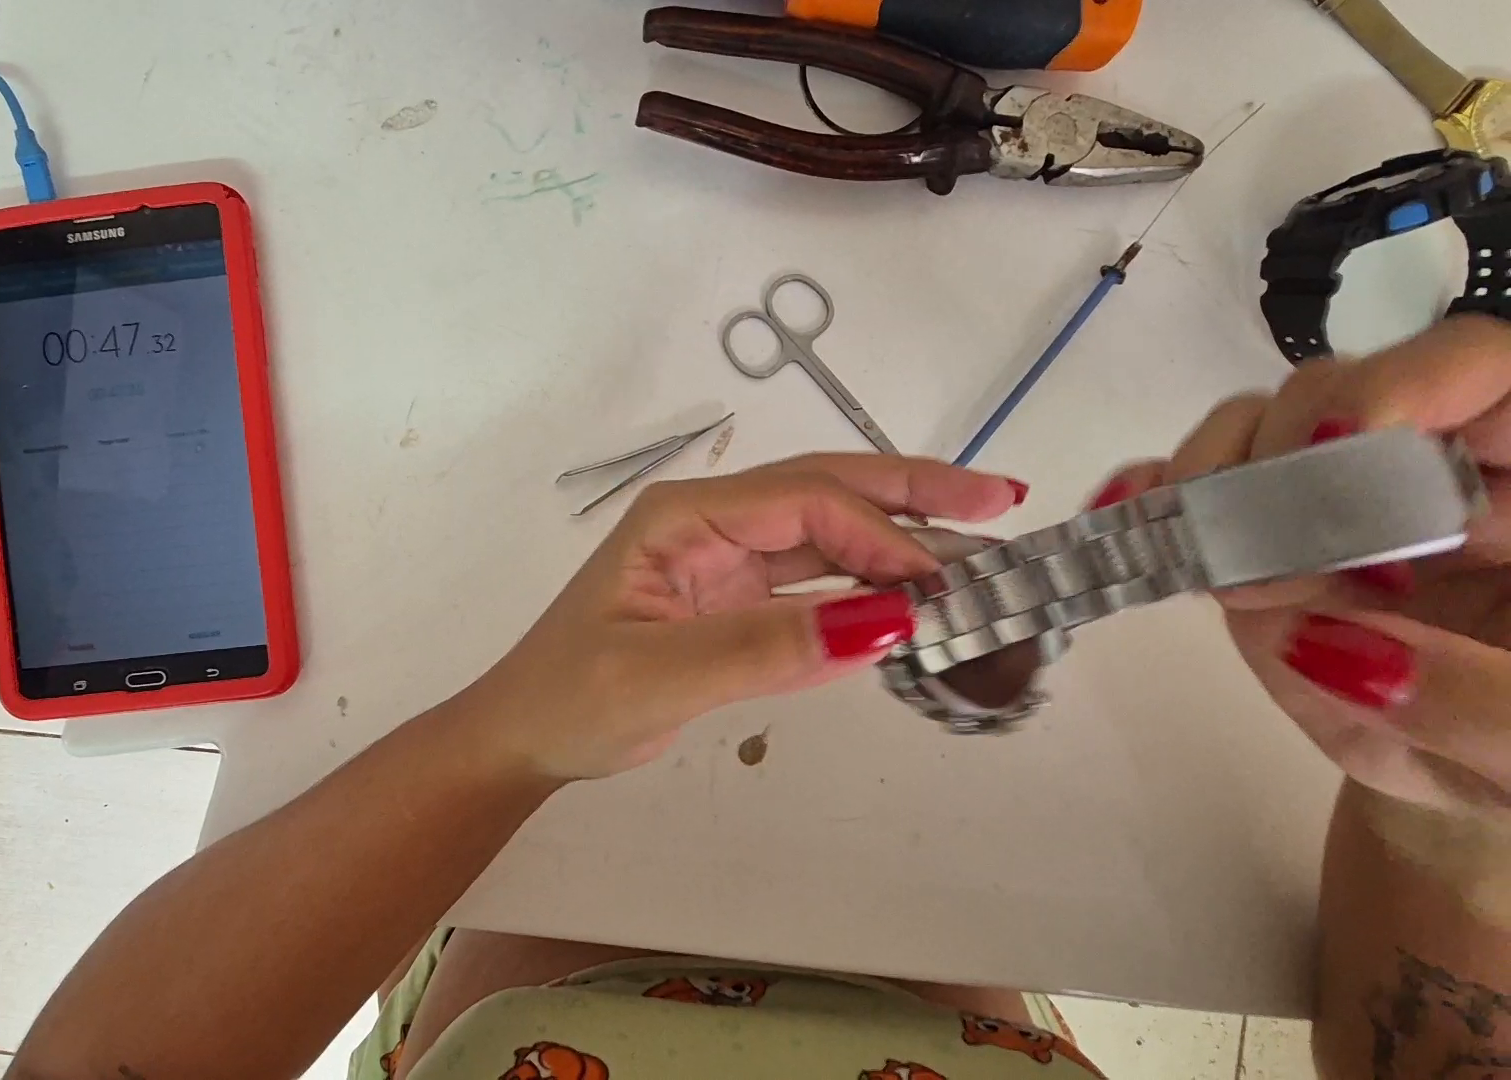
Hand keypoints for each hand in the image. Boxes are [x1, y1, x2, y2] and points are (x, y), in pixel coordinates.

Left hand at [461, 453, 1025, 780]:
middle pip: (822, 493)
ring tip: (976, 550)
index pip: (802, 502)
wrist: (529, 734)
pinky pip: (807, 584)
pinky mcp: (730, 601)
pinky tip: (908, 598)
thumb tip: (888, 619)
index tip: (941, 585)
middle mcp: (708, 525)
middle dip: (909, 494)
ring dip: (895, 541)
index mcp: (683, 518)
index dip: (879, 532)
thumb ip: (764, 646)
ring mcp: (721, 561)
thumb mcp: (658, 675)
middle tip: (1000, 499)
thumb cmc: (572, 698)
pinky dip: (860, 590)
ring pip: (823, 535)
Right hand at [1085, 318, 1510, 814]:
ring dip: (1208, 486)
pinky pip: (1183, 485)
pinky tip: (1122, 513)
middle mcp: (1426, 472)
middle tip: (1263, 559)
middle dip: (1285, 459)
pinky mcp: (1248, 530)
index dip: (1413, 385)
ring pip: (1251, 428)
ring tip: (1212, 571)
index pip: (1490, 378)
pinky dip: (1143, 494)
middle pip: (1344, 390)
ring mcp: (1322, 499)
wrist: (1462, 763)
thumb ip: (1469, 701)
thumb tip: (1309, 634)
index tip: (1339, 449)